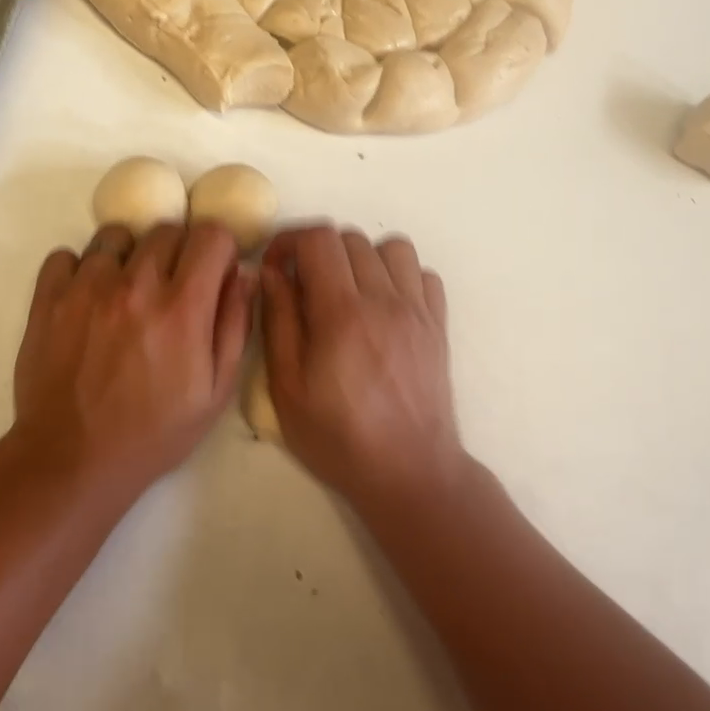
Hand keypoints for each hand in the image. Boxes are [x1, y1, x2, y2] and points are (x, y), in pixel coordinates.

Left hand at [13, 221, 253, 489]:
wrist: (73, 459)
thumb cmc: (154, 433)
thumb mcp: (214, 393)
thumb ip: (234, 326)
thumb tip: (242, 275)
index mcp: (182, 309)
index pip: (210, 235)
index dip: (218, 248)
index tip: (213, 269)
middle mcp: (134, 286)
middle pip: (165, 229)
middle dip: (178, 251)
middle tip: (172, 287)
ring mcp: (86, 288)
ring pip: (115, 235)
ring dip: (128, 255)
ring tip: (126, 291)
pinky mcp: (48, 299)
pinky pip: (65, 255)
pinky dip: (79, 268)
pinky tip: (87, 297)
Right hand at [260, 225, 462, 503]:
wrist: (409, 472)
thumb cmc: (337, 437)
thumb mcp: (287, 387)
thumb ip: (278, 322)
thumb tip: (271, 274)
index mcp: (342, 313)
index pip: (319, 239)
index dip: (289, 241)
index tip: (275, 268)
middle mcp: (384, 300)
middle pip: (350, 238)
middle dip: (318, 251)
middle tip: (302, 286)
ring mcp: (417, 311)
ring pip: (391, 247)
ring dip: (361, 258)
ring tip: (345, 291)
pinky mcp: (438, 326)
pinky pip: (423, 274)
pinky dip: (398, 277)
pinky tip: (381, 306)